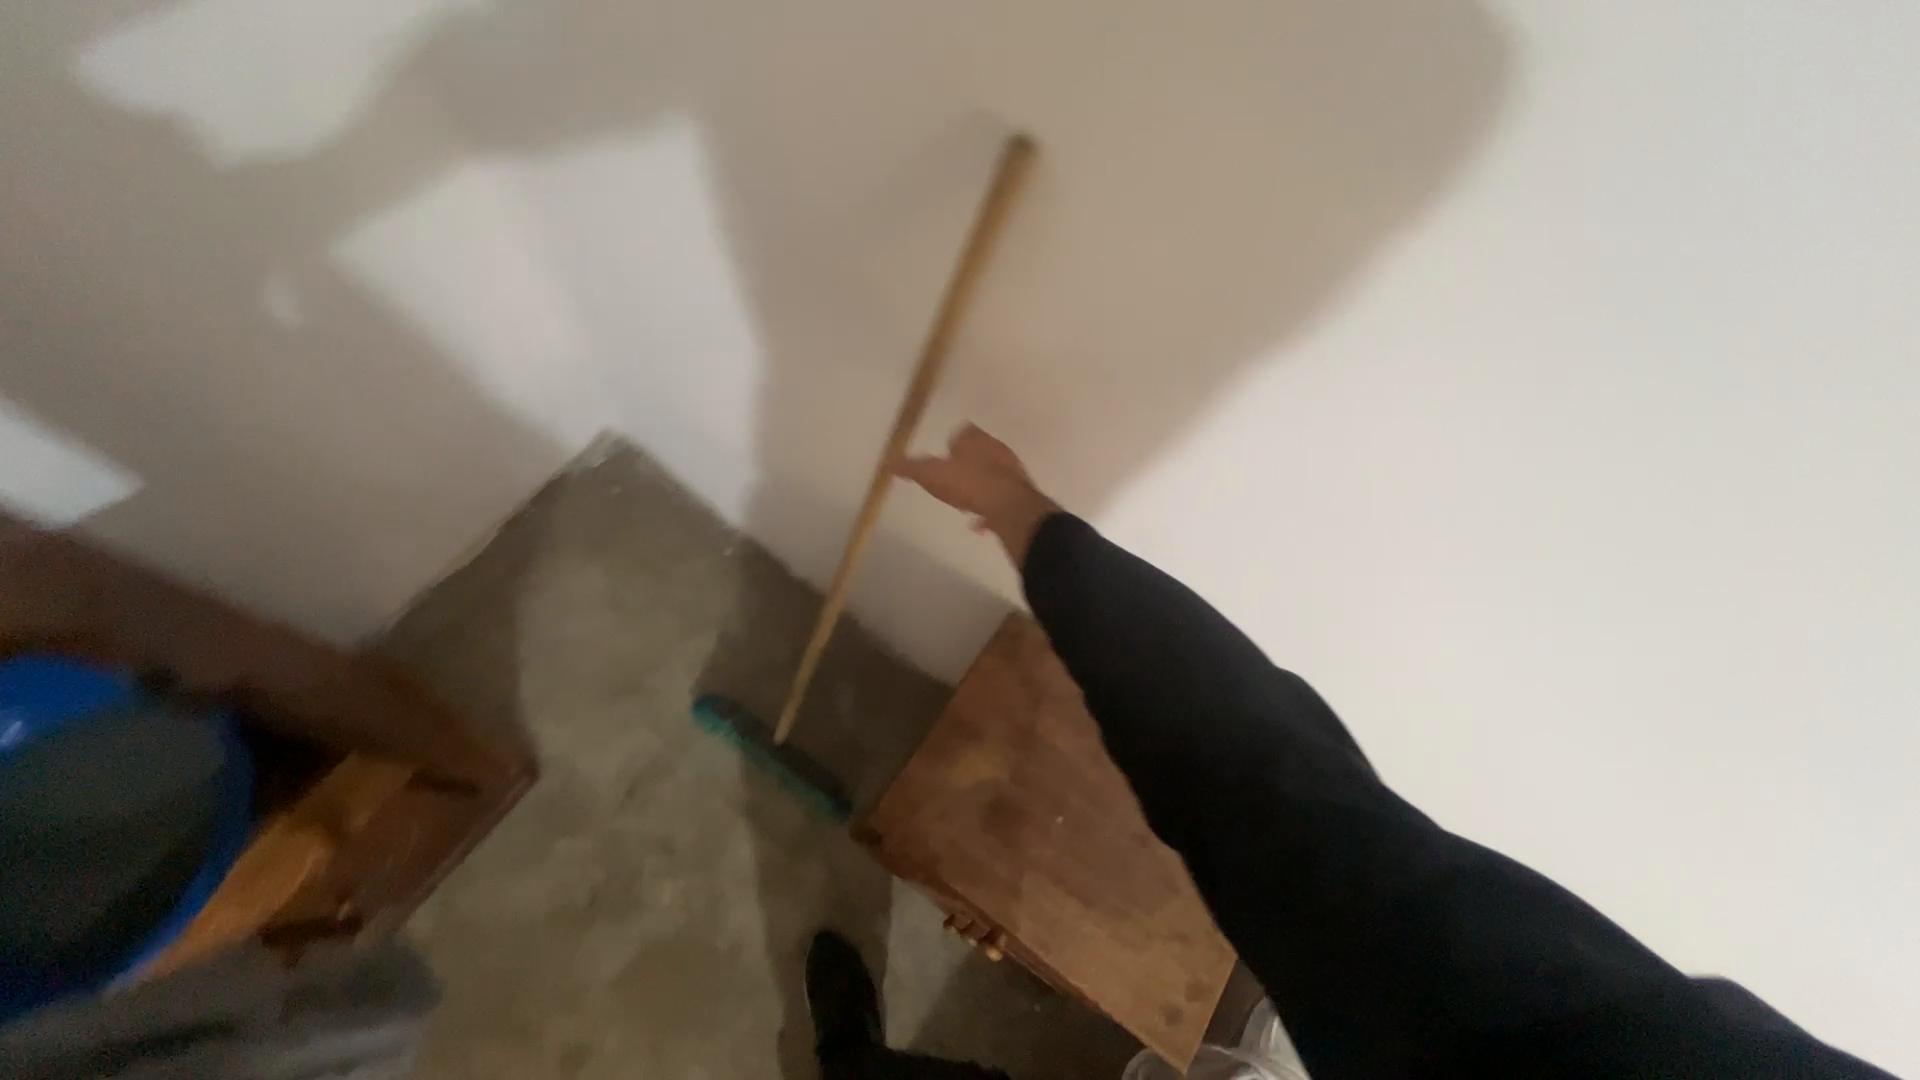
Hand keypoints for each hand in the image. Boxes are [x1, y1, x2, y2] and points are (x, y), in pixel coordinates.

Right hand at [895, 425, 1057, 564]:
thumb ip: (911, 468)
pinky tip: (980, 524)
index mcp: (975, 440)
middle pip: (981, 453)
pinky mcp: (1021, 494)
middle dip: (968, 465)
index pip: (964, 432)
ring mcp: (1012, 473)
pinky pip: (1002, 501)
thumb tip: (888, 462)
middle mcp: (997, 451)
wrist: (1010, 507)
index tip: (944, 456)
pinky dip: (990, 511)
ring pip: (993, 477)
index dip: (954, 443)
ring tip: (966, 503)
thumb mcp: (931, 475)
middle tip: (953, 480)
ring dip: (980, 488)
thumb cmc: (968, 483)